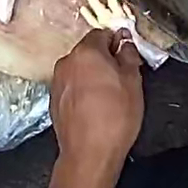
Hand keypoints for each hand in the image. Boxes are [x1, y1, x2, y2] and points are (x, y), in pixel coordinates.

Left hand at [49, 29, 143, 180]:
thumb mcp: (133, 80)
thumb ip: (129, 54)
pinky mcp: (55, 100)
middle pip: (89, 50)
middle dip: (106, 58)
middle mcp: (67, 63)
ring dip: (94, 74)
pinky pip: (72, 85)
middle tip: (124, 75)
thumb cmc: (114, 117)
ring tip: (112, 93)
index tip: (128, 53)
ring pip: (80, 68)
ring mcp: (58, 82)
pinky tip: (98, 105)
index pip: (102, 33)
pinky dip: (84, 89)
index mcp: (86, 53)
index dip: (118, 42)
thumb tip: (125, 43)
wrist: (90, 153)